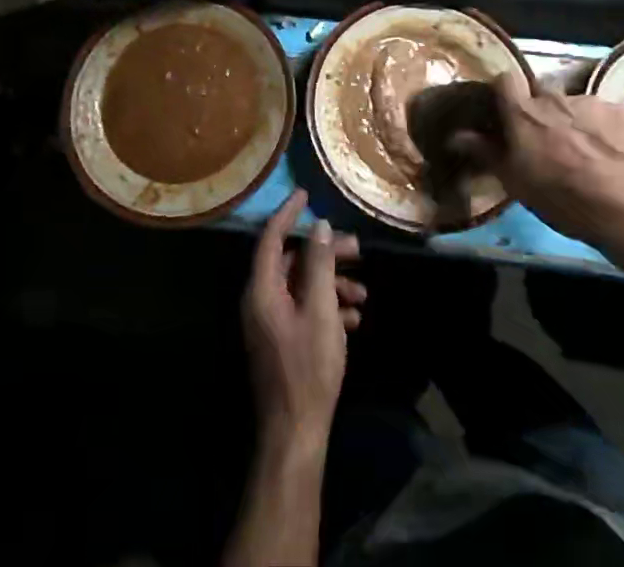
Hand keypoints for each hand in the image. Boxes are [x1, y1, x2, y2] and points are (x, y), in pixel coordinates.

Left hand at [243, 191, 364, 446]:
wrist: (296, 429)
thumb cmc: (309, 367)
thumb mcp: (320, 311)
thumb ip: (319, 266)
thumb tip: (319, 226)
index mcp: (261, 289)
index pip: (271, 238)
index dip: (288, 213)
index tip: (306, 194)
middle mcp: (260, 300)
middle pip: (292, 262)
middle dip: (325, 255)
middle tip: (358, 251)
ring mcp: (270, 321)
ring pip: (302, 287)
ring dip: (332, 285)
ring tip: (364, 296)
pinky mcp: (281, 338)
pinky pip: (303, 310)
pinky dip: (328, 308)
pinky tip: (354, 320)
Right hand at [471, 74, 623, 271]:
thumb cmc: (566, 200)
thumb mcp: (517, 183)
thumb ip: (487, 153)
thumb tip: (455, 135)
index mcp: (524, 114)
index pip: (504, 80)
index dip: (503, 93)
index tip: (504, 113)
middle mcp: (556, 99)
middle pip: (541, 92)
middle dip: (541, 110)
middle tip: (547, 141)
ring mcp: (593, 102)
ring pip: (575, 104)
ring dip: (574, 121)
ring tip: (587, 154)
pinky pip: (605, 114)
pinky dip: (604, 129)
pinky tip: (614, 155)